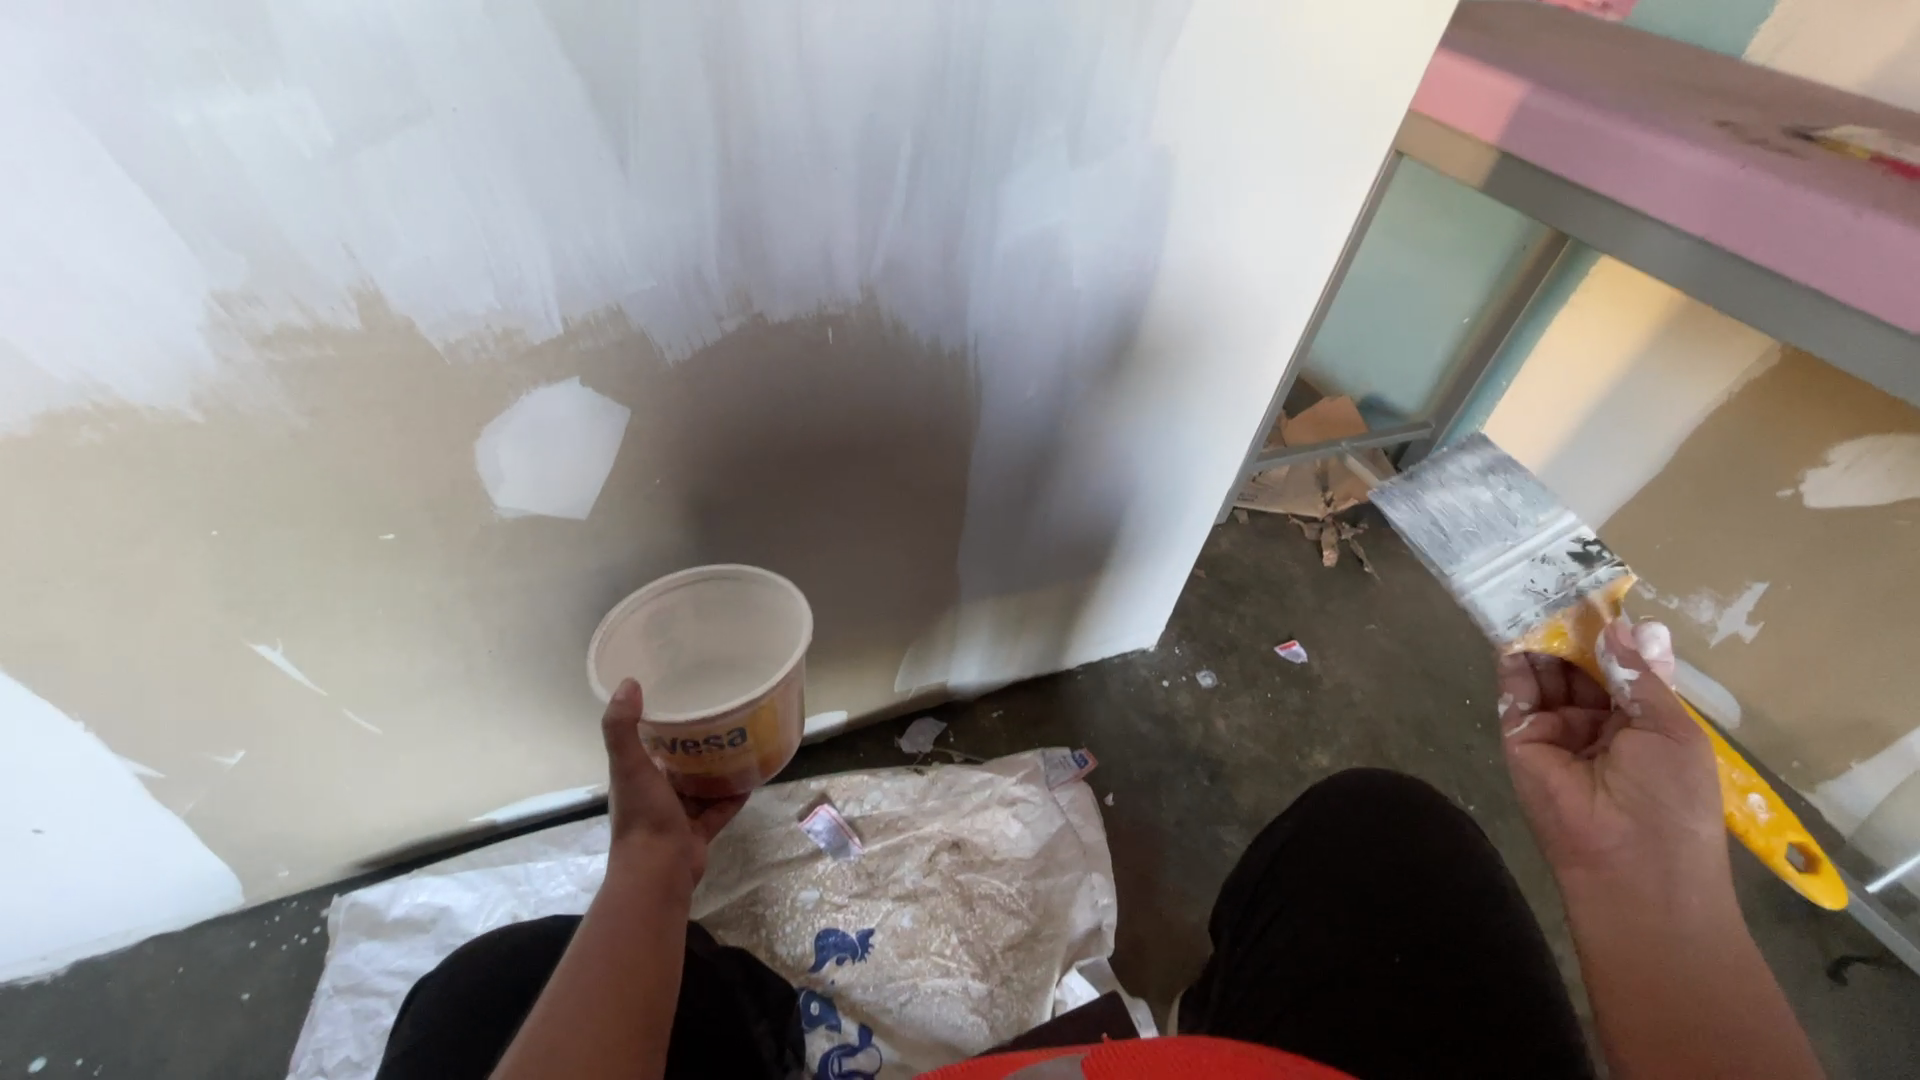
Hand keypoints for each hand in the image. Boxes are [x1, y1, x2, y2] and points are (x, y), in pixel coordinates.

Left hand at [601, 678, 747, 892]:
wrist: (658, 871)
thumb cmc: (643, 815)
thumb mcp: (630, 765)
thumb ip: (623, 727)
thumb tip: (628, 682)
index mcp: (638, 776)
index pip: (652, 742)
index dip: (666, 722)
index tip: (686, 698)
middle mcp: (656, 793)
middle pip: (681, 762)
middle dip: (699, 743)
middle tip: (725, 717)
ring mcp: (679, 814)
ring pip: (702, 784)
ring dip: (719, 767)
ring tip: (743, 741)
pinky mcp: (701, 830)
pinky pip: (722, 807)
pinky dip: (735, 793)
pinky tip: (753, 775)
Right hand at [1495, 618, 1723, 889]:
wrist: (1627, 859)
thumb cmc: (1671, 799)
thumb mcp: (1671, 730)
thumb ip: (1641, 676)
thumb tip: (1630, 624)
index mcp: (1644, 724)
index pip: (1623, 671)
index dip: (1614, 638)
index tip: (1602, 600)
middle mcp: (1597, 722)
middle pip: (1580, 667)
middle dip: (1574, 633)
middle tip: (1562, 590)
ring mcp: (1556, 728)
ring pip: (1546, 674)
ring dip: (1542, 640)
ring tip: (1535, 598)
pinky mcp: (1519, 734)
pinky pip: (1517, 692)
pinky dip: (1514, 661)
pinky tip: (1515, 629)